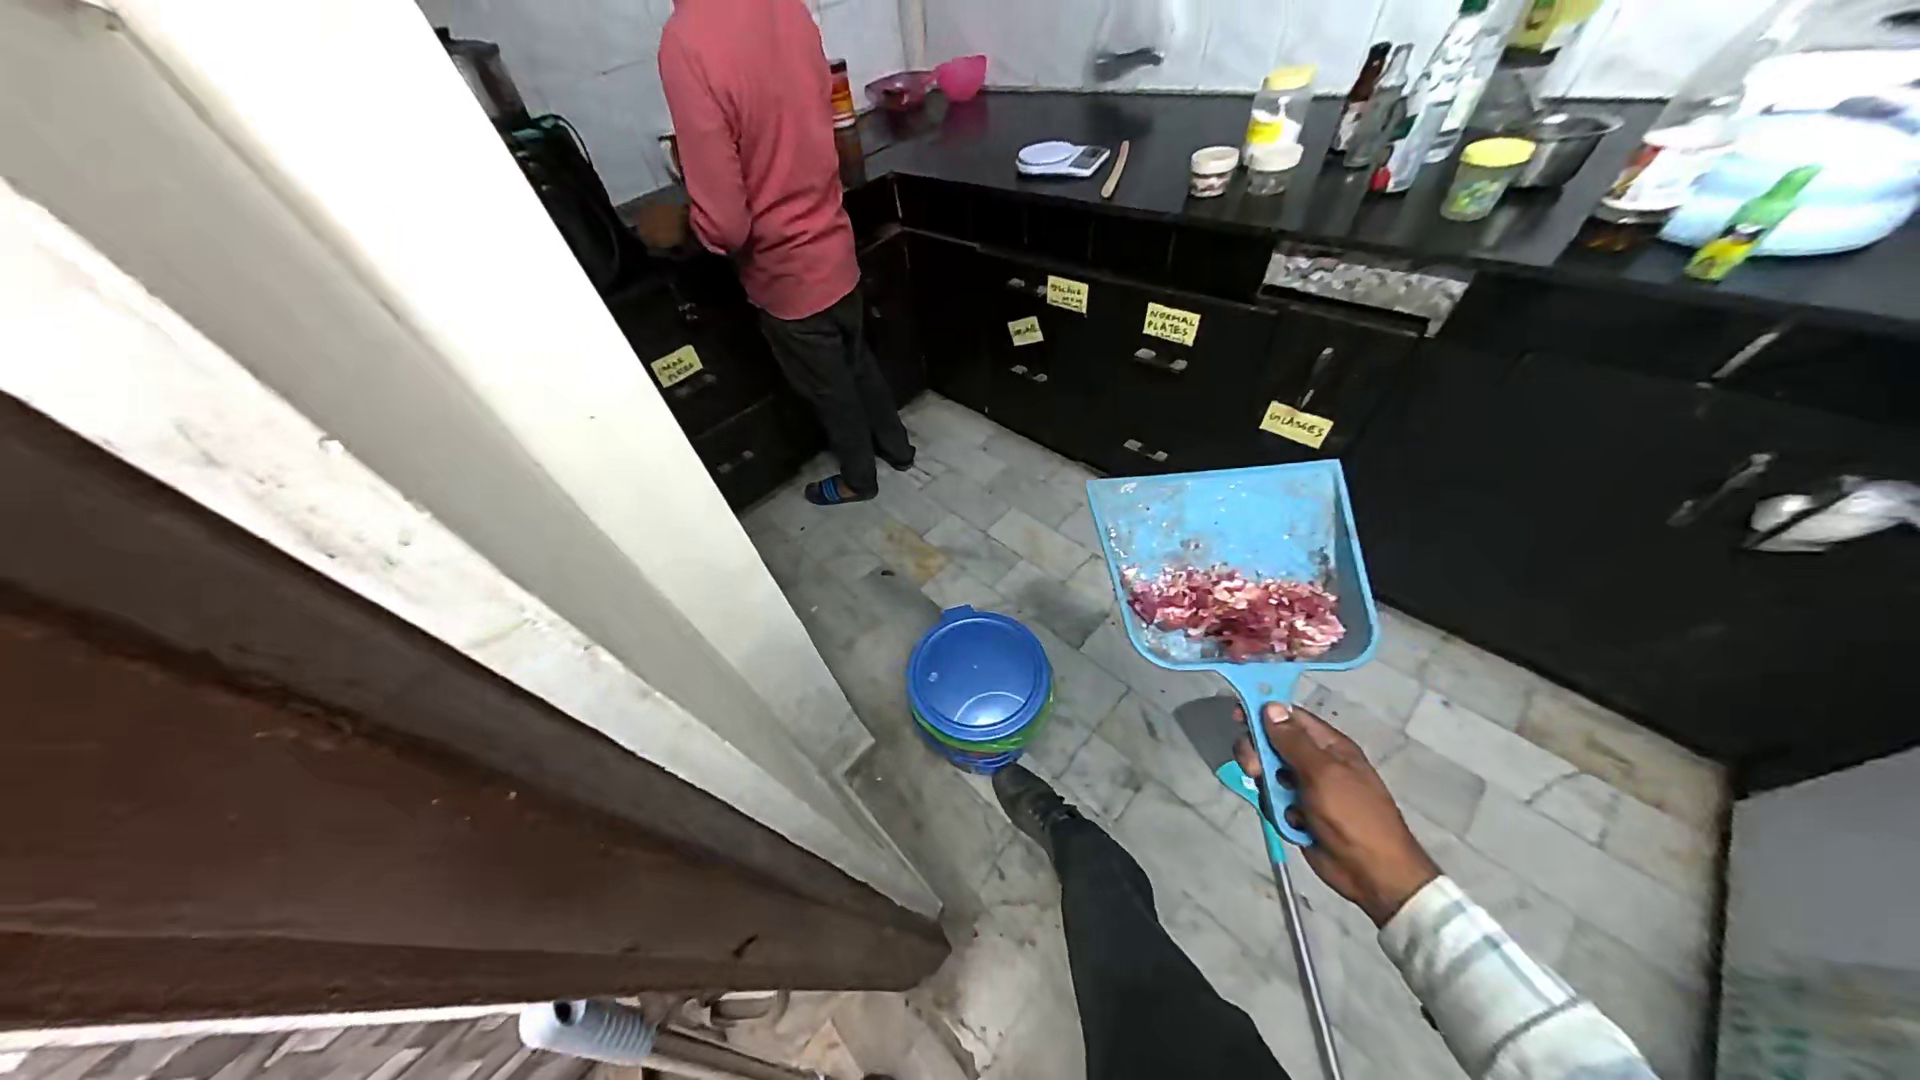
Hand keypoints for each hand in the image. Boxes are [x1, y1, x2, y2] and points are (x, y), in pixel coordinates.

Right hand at [1234, 702, 1439, 926]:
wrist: (1372, 874)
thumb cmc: (1353, 817)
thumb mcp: (1323, 773)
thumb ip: (1293, 741)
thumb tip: (1271, 706)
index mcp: (1329, 746)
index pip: (1289, 717)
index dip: (1263, 713)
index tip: (1237, 717)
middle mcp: (1315, 761)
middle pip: (1271, 743)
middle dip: (1258, 754)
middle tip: (1255, 770)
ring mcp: (1304, 786)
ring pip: (1267, 771)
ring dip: (1267, 785)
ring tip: (1278, 801)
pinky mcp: (1295, 810)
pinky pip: (1271, 798)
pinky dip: (1275, 807)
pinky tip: (1290, 820)